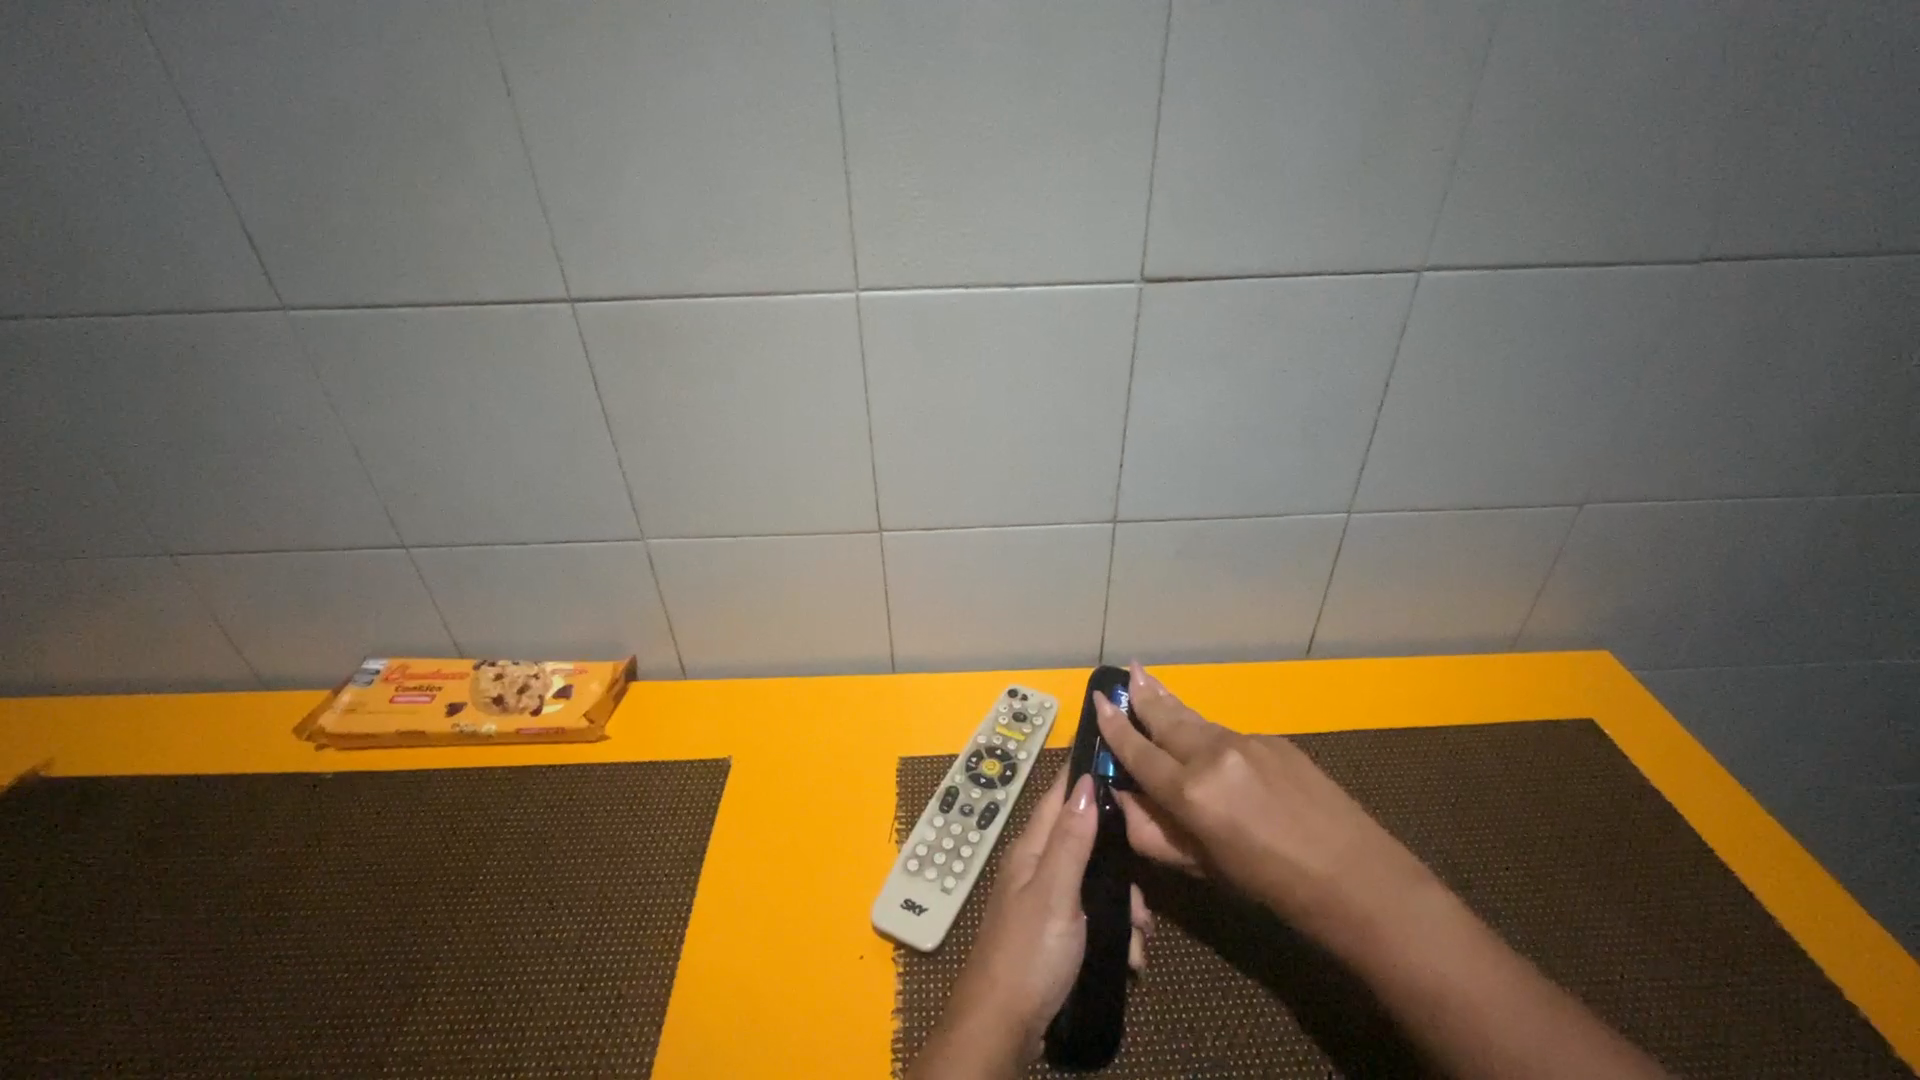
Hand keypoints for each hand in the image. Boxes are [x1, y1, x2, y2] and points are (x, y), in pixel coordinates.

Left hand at [911, 767, 1152, 1079]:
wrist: (1002, 1026)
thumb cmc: (1029, 953)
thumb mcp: (1055, 892)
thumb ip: (1071, 840)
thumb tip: (1085, 780)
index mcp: (1031, 849)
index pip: (1059, 795)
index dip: (1085, 774)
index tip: (1121, 758)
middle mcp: (1038, 867)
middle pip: (1088, 841)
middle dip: (1122, 864)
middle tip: (1144, 897)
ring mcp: (1048, 901)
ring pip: (1098, 882)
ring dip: (1125, 906)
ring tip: (1140, 936)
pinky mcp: (1058, 932)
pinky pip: (1095, 916)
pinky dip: (1117, 932)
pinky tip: (1130, 957)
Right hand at [1094, 662, 1429, 942]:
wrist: (1358, 879)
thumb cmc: (1272, 887)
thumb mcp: (1203, 868)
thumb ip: (1156, 832)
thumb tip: (1126, 801)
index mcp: (1191, 792)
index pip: (1138, 751)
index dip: (1114, 726)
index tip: (1098, 699)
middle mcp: (1214, 755)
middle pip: (1167, 717)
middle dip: (1142, 695)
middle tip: (1126, 671)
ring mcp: (1248, 743)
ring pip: (1197, 720)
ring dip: (1171, 705)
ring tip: (1150, 682)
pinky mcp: (1276, 742)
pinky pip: (1228, 735)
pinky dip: (1208, 734)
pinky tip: (1208, 743)